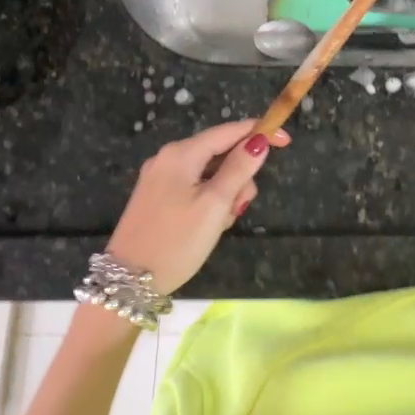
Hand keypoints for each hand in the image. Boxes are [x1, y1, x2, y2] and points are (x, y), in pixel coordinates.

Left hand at [105, 119, 290, 294]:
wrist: (128, 283)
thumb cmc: (176, 242)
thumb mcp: (214, 205)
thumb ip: (239, 169)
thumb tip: (260, 140)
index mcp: (181, 153)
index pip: (228, 131)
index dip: (259, 132)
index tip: (287, 141)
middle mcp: (168, 158)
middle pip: (219, 153)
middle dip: (238, 177)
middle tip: (236, 209)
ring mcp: (159, 178)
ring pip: (209, 173)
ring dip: (224, 194)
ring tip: (219, 225)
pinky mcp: (156, 197)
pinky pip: (194, 187)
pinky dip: (208, 201)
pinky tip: (205, 227)